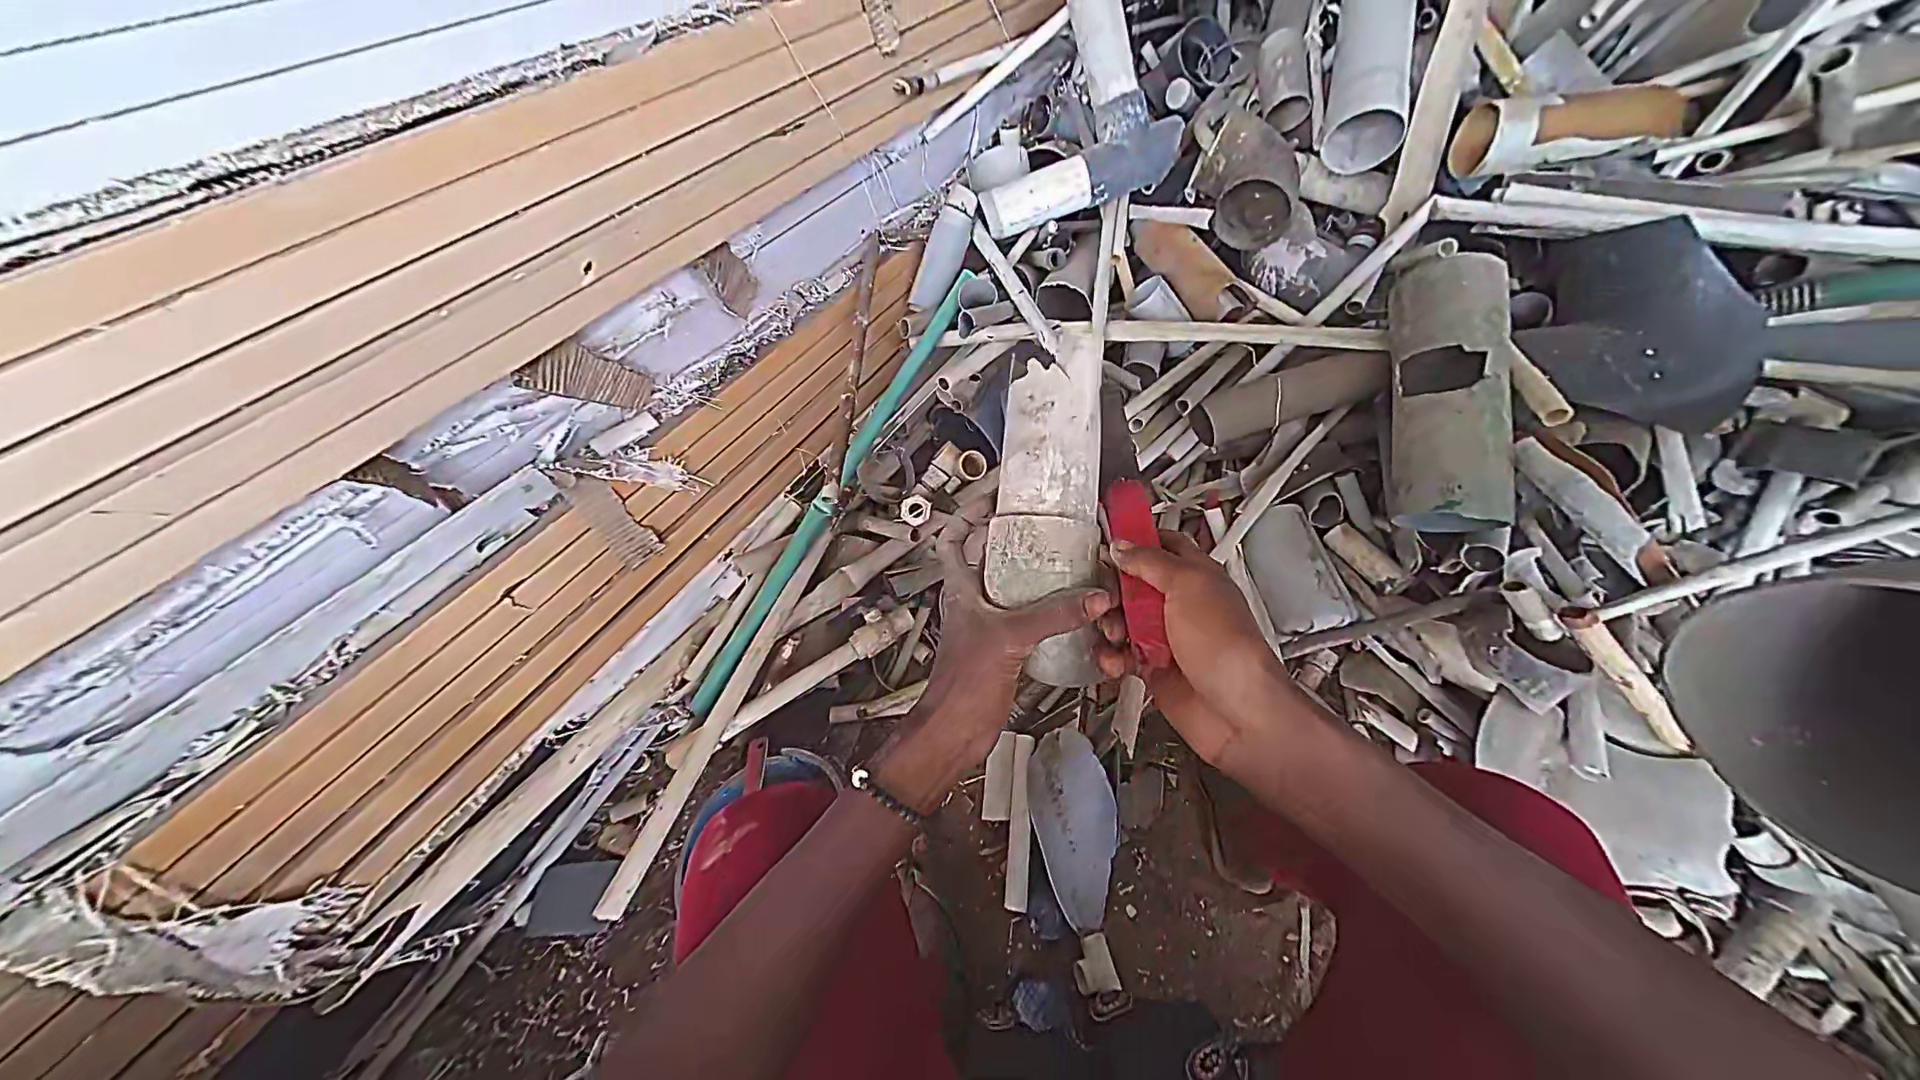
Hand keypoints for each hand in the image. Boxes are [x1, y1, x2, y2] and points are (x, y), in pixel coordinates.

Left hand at [871, 533, 1113, 811]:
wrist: (956, 731)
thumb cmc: (960, 688)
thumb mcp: (1009, 639)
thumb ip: (1052, 615)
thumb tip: (1089, 597)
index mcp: (960, 590)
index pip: (954, 538)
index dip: (970, 514)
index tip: (995, 498)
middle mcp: (972, 603)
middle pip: (988, 559)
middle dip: (1012, 541)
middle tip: (1041, 527)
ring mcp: (987, 625)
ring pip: (1009, 588)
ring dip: (1031, 575)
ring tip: (1060, 561)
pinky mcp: (1003, 648)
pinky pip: (1025, 618)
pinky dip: (1044, 610)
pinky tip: (1066, 609)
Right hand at [1098, 531, 1307, 768]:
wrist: (1238, 713)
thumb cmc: (1230, 650)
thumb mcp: (1188, 586)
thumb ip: (1151, 561)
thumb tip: (1123, 546)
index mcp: (1196, 577)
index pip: (1162, 546)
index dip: (1137, 540)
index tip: (1109, 540)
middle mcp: (1180, 605)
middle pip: (1132, 586)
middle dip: (1113, 591)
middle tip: (1108, 599)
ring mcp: (1166, 637)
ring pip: (1122, 621)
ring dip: (1110, 626)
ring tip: (1115, 634)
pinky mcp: (1153, 668)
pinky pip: (1121, 656)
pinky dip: (1112, 658)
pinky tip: (1116, 660)